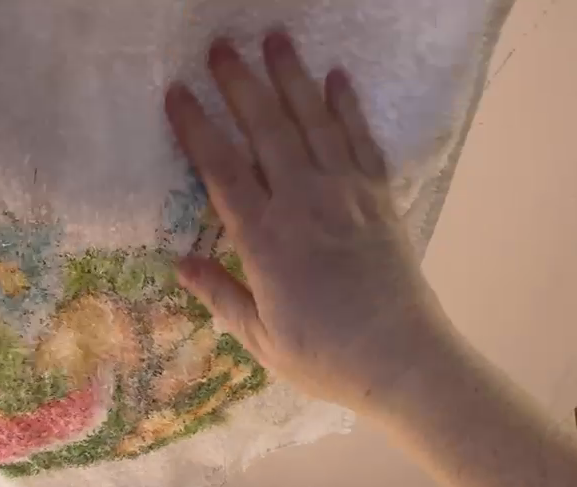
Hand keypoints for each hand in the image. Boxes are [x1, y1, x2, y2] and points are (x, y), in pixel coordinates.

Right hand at [165, 33, 461, 416]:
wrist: (399, 357)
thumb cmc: (324, 357)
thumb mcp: (261, 339)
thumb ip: (221, 296)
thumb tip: (180, 264)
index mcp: (265, 241)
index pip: (222, 171)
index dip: (197, 129)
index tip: (177, 94)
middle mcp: (303, 203)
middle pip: (266, 129)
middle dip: (240, 84)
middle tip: (221, 45)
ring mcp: (346, 194)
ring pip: (313, 121)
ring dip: (291, 77)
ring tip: (274, 38)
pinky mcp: (379, 197)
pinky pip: (360, 139)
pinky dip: (347, 105)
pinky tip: (336, 77)